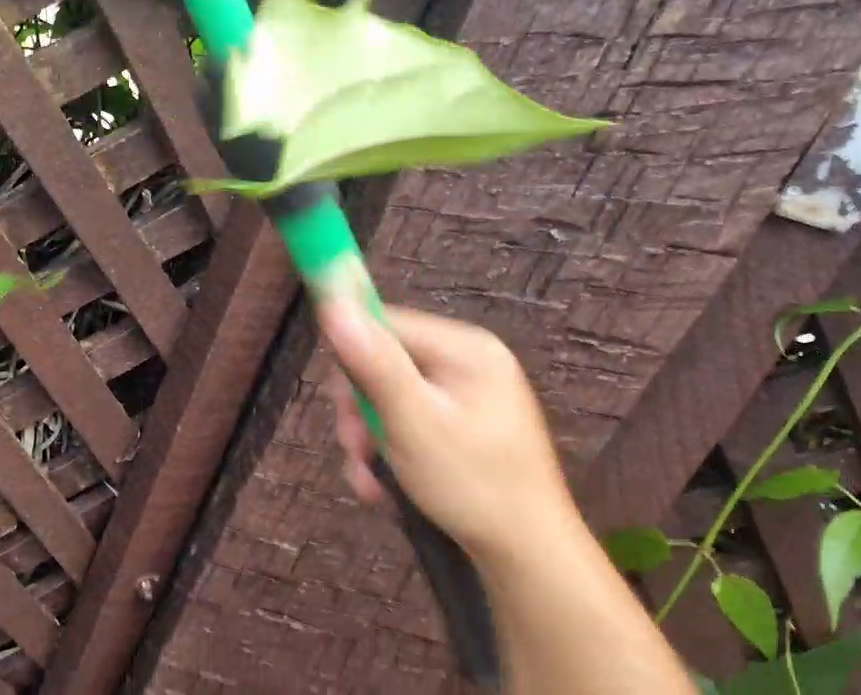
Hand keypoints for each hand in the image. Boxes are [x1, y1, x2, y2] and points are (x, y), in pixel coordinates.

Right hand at [318, 301, 581, 562]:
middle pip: (378, 362)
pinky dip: (386, 448)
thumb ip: (372, 361)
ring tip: (370, 477)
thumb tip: (332, 301)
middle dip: (358, 411)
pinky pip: (404, 418)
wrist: (528, 559)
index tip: (340, 406)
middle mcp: (467, 360)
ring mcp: (466, 393)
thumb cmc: (472, 484)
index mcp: (464, 348)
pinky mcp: (460, 422)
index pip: (381, 324)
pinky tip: (383, 483)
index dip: (350, 361)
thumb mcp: (411, 421)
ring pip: (384, 395)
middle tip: (356, 450)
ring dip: (366, 438)